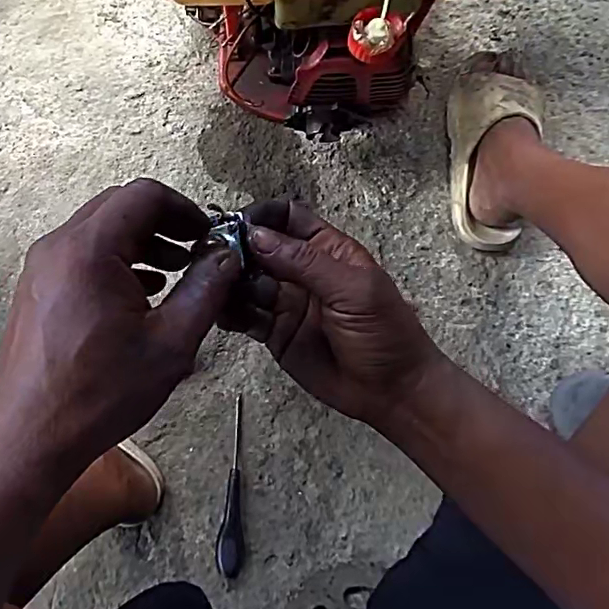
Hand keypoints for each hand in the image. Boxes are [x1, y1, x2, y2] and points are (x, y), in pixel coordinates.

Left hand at [0, 180, 239, 478]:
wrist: (30, 437)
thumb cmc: (99, 394)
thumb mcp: (170, 342)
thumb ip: (206, 289)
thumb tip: (228, 255)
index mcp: (88, 250)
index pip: (143, 195)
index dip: (184, 208)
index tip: (207, 235)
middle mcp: (58, 247)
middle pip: (119, 207)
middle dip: (164, 223)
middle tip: (195, 250)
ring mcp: (42, 268)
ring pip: (100, 231)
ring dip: (141, 242)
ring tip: (174, 272)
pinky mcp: (37, 289)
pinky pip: (82, 255)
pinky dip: (116, 260)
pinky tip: (141, 293)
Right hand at [223, 201, 444, 425]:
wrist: (391, 391)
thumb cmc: (386, 333)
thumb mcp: (353, 289)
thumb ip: (305, 262)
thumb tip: (257, 236)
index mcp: (326, 250)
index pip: (287, 218)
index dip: (261, 217)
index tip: (236, 225)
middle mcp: (301, 271)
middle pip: (258, 247)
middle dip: (236, 249)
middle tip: (216, 259)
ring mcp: (285, 301)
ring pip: (245, 281)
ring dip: (229, 281)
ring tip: (217, 288)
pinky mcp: (273, 331)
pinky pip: (243, 314)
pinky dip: (228, 311)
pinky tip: (222, 312)